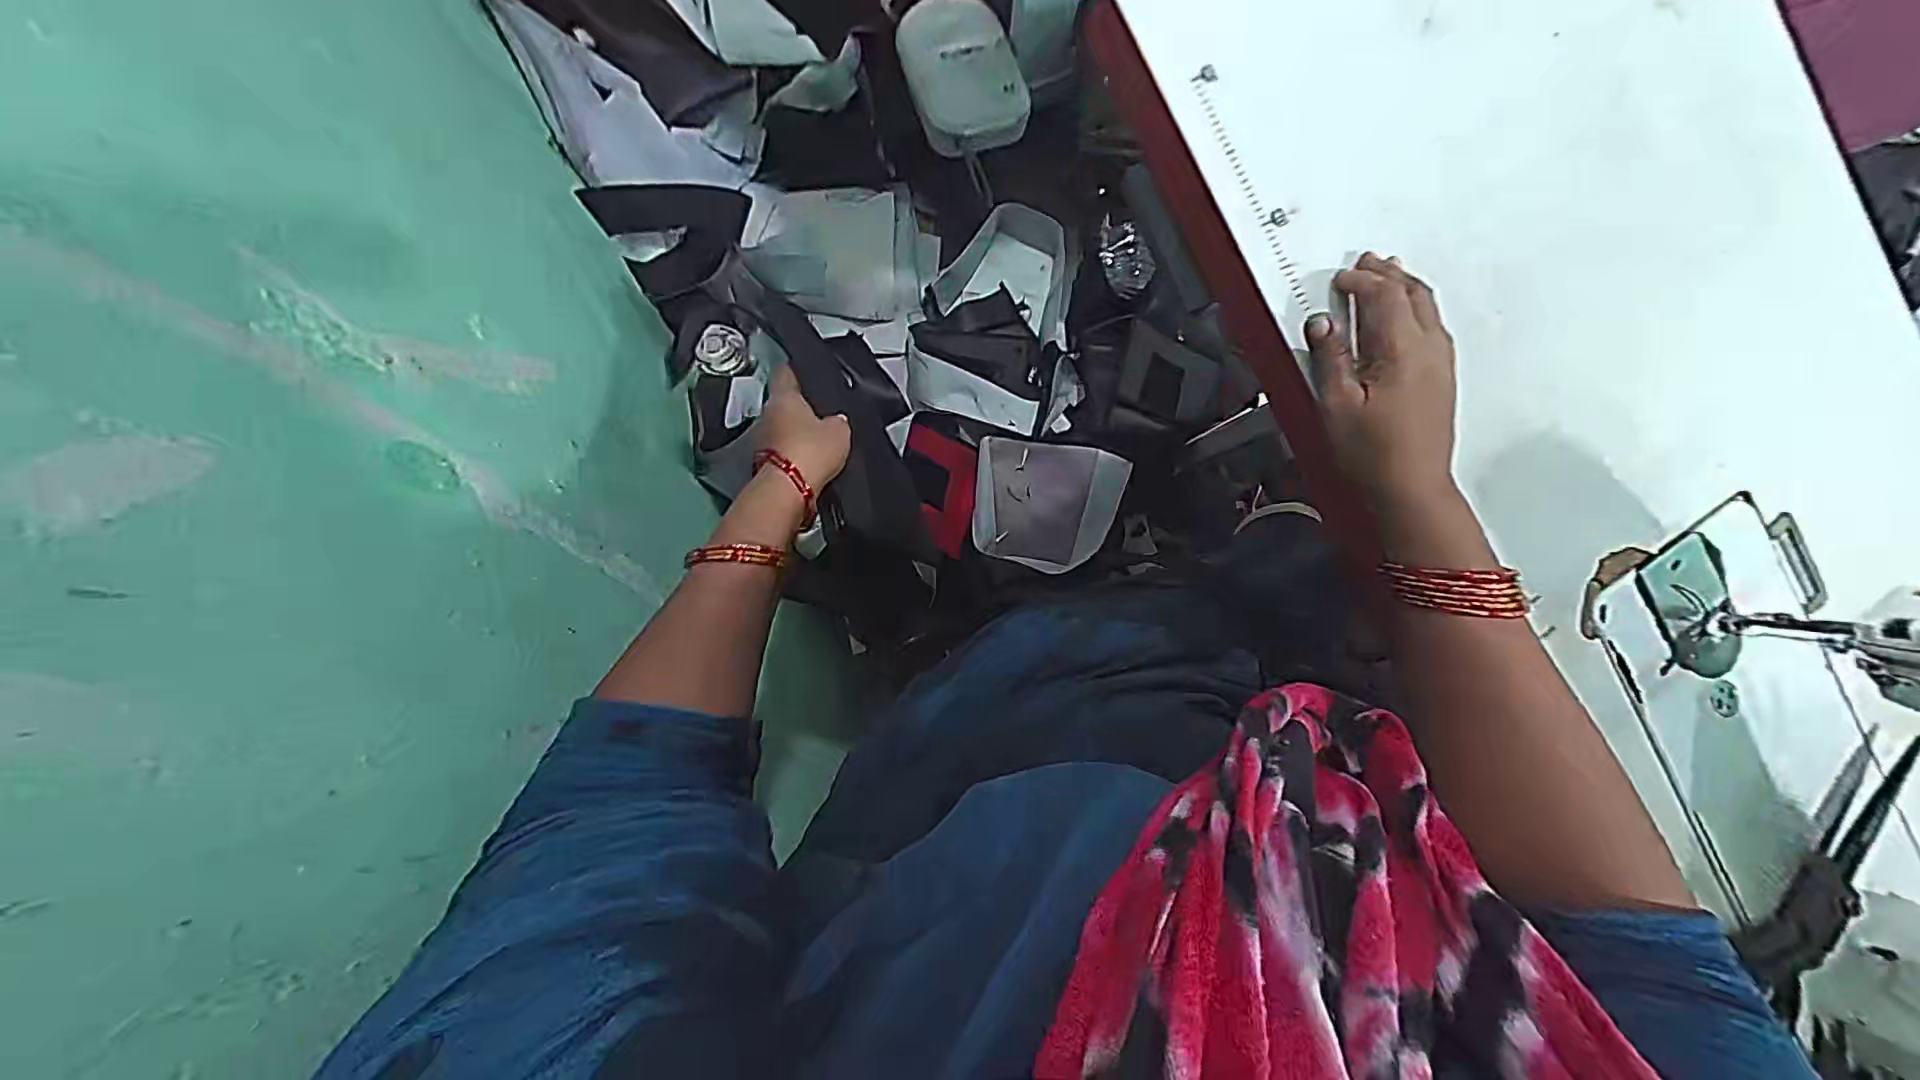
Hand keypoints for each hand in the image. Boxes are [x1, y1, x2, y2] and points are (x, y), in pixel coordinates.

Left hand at [757, 365, 850, 489]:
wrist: (788, 490)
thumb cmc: (807, 453)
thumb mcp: (840, 430)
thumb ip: (839, 421)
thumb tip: (839, 422)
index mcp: (783, 397)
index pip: (786, 372)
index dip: (796, 370)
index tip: (802, 370)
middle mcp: (766, 415)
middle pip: (783, 404)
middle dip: (800, 410)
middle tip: (820, 415)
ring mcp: (762, 441)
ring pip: (781, 430)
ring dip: (796, 435)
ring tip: (819, 445)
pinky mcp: (764, 464)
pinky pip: (782, 454)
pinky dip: (794, 456)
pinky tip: (809, 464)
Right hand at [1306, 252, 1458, 507]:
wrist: (1409, 487)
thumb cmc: (1373, 453)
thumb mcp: (1336, 405)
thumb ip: (1330, 358)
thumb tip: (1323, 323)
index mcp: (1402, 351)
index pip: (1384, 296)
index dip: (1361, 281)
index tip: (1340, 278)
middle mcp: (1429, 350)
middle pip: (1412, 294)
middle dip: (1387, 274)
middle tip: (1367, 262)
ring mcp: (1440, 363)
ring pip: (1426, 308)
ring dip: (1404, 287)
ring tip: (1388, 276)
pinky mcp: (1441, 378)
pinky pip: (1431, 326)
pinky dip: (1415, 308)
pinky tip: (1404, 315)